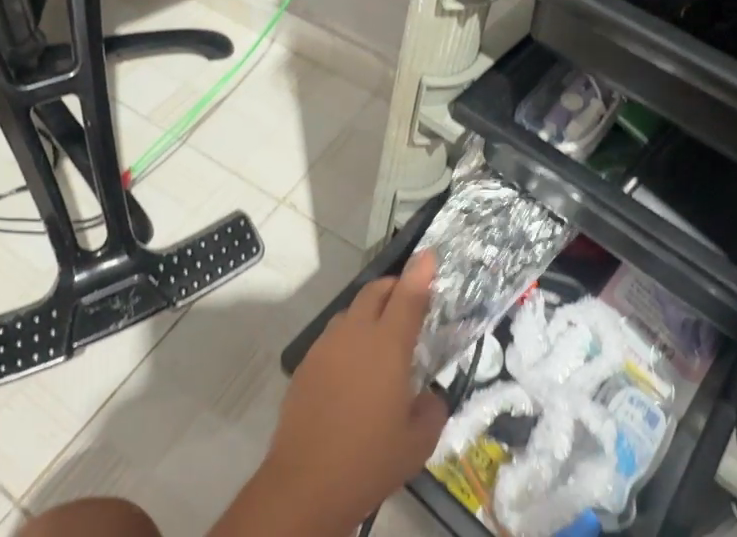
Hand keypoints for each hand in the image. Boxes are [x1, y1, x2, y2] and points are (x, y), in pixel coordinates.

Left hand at [266, 252, 449, 527]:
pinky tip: (354, 372)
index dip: (420, 272)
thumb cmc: (371, 460)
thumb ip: (431, 408)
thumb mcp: (419, 441)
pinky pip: (333, 339)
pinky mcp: (305, 366)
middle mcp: (354, 335)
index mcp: (387, 346)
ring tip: (382, 342)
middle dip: (394, 287)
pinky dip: (349, 340)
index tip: (429, 254)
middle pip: (374, 293)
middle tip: (410, 300)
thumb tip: (427, 395)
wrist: (307, 482)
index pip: (408, 297)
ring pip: (350, 313)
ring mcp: (324, 348)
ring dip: (369, 314)